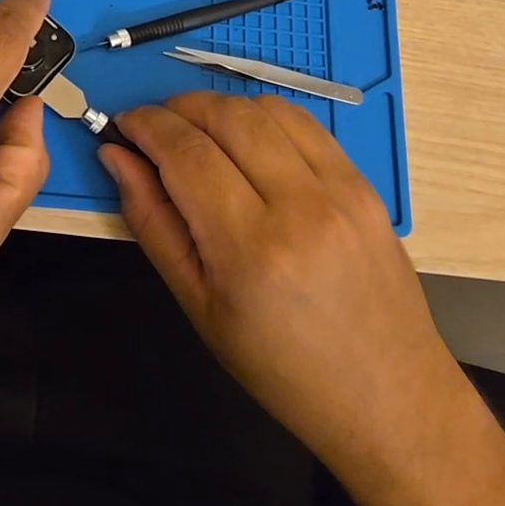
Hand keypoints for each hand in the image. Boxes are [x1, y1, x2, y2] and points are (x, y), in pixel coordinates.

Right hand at [100, 93, 455, 453]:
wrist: (389, 398)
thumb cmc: (279, 365)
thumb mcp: (196, 303)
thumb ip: (150, 220)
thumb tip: (116, 156)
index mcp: (250, 248)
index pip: (185, 152)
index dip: (144, 126)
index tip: (122, 125)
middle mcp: (300, 206)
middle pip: (224, 116)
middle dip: (175, 108)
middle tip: (151, 127)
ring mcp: (341, 190)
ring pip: (264, 108)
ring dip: (217, 107)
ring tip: (195, 133)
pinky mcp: (365, 185)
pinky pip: (305, 122)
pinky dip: (261, 117)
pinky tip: (244, 141)